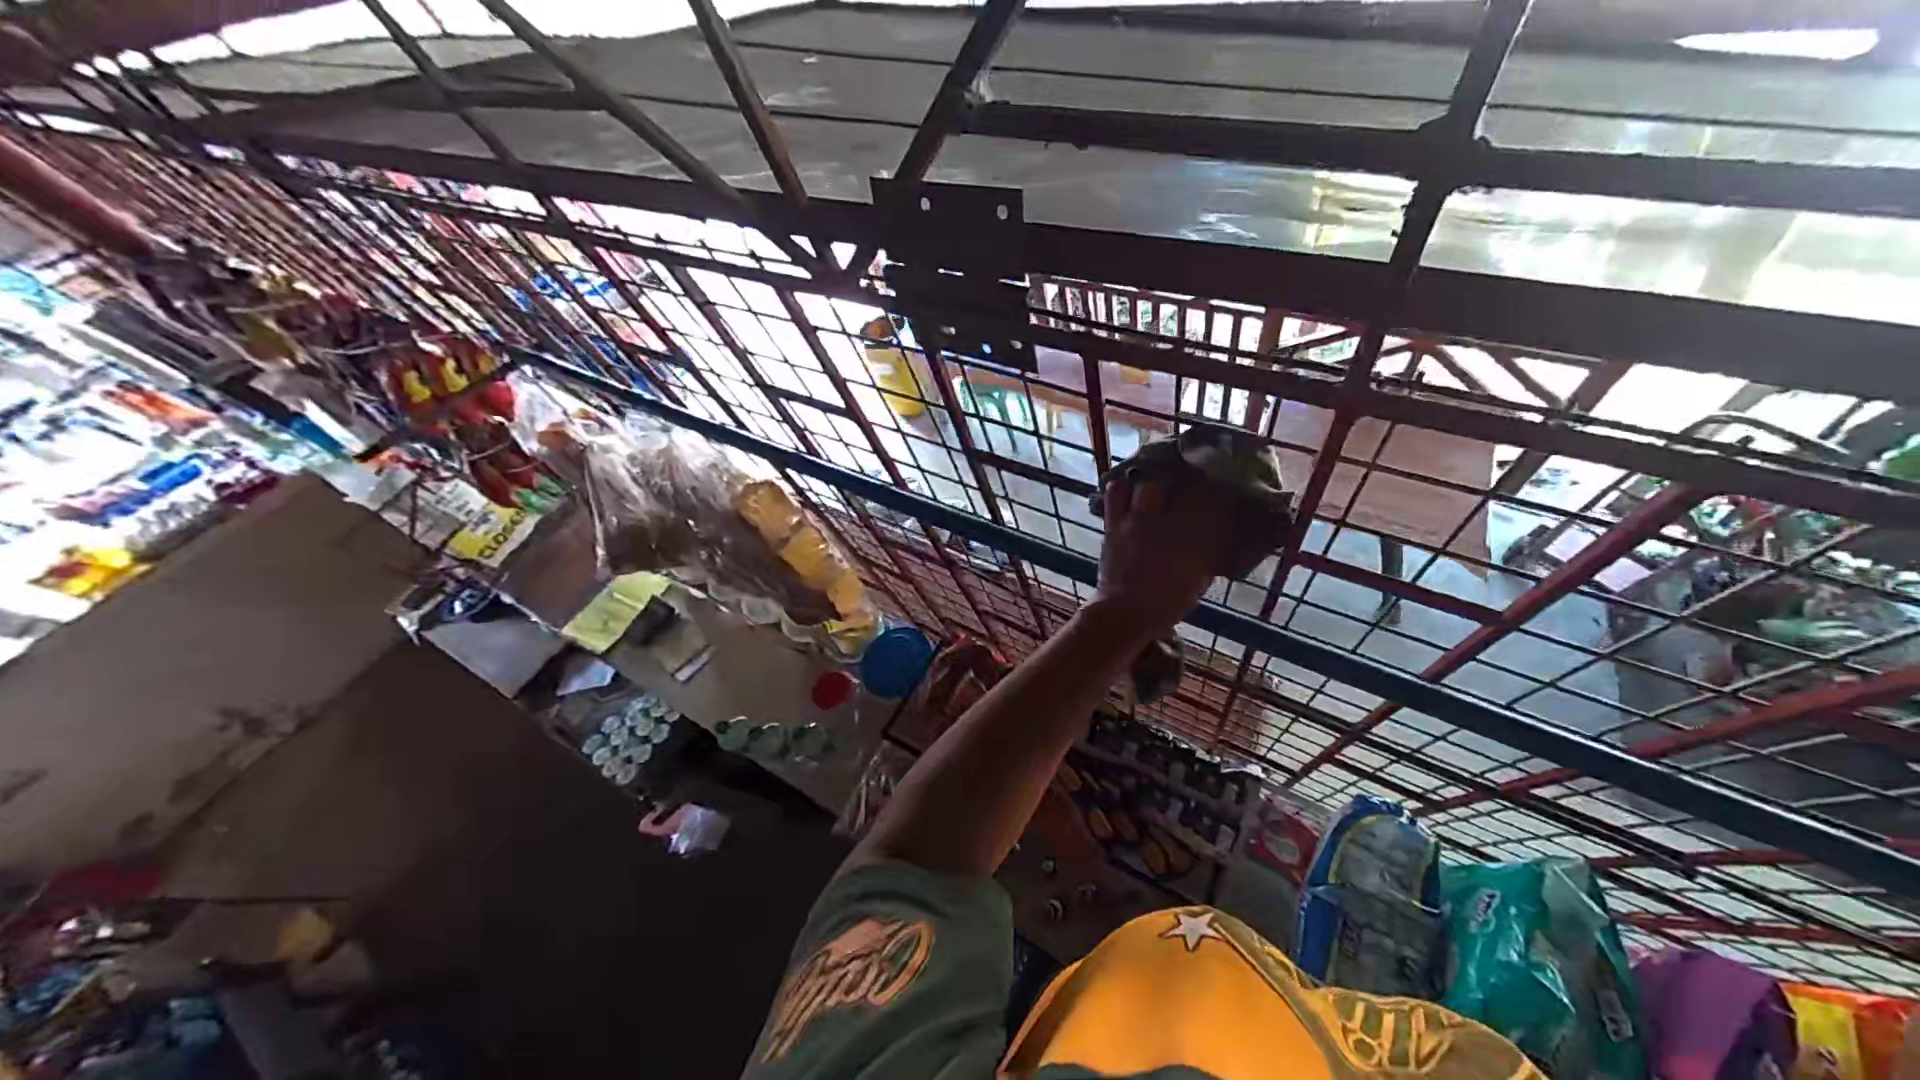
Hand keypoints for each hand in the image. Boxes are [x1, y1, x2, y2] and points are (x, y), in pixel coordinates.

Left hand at [1092, 467, 1233, 633]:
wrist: (1125, 613)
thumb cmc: (1166, 604)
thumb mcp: (1197, 581)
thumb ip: (1207, 555)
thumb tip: (1216, 539)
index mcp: (1190, 539)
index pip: (1209, 500)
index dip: (1216, 495)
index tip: (1219, 497)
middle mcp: (1164, 523)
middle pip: (1182, 486)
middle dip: (1189, 487)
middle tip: (1190, 492)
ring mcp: (1136, 521)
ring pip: (1148, 485)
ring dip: (1156, 488)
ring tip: (1158, 494)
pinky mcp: (1113, 524)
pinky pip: (1115, 493)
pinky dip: (1121, 489)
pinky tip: (1129, 493)